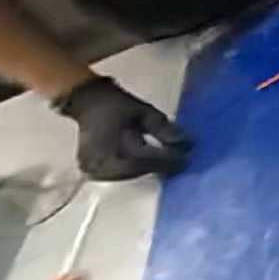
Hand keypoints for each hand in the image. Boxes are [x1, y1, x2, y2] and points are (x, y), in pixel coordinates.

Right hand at [54, 77, 192, 180]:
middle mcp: (100, 159)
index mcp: (112, 142)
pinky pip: (120, 175)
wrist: (90, 104)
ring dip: (150, 169)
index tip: (188, 157)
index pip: (145, 159)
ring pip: (131, 175)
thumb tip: (185, 143)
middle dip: (162, 165)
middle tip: (182, 159)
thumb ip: (163, 128)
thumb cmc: (120, 106)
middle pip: (139, 169)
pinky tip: (149, 163)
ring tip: (168, 160)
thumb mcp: (146, 112)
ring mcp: (93, 168)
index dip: (169, 159)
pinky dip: (137, 170)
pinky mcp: (93, 171)